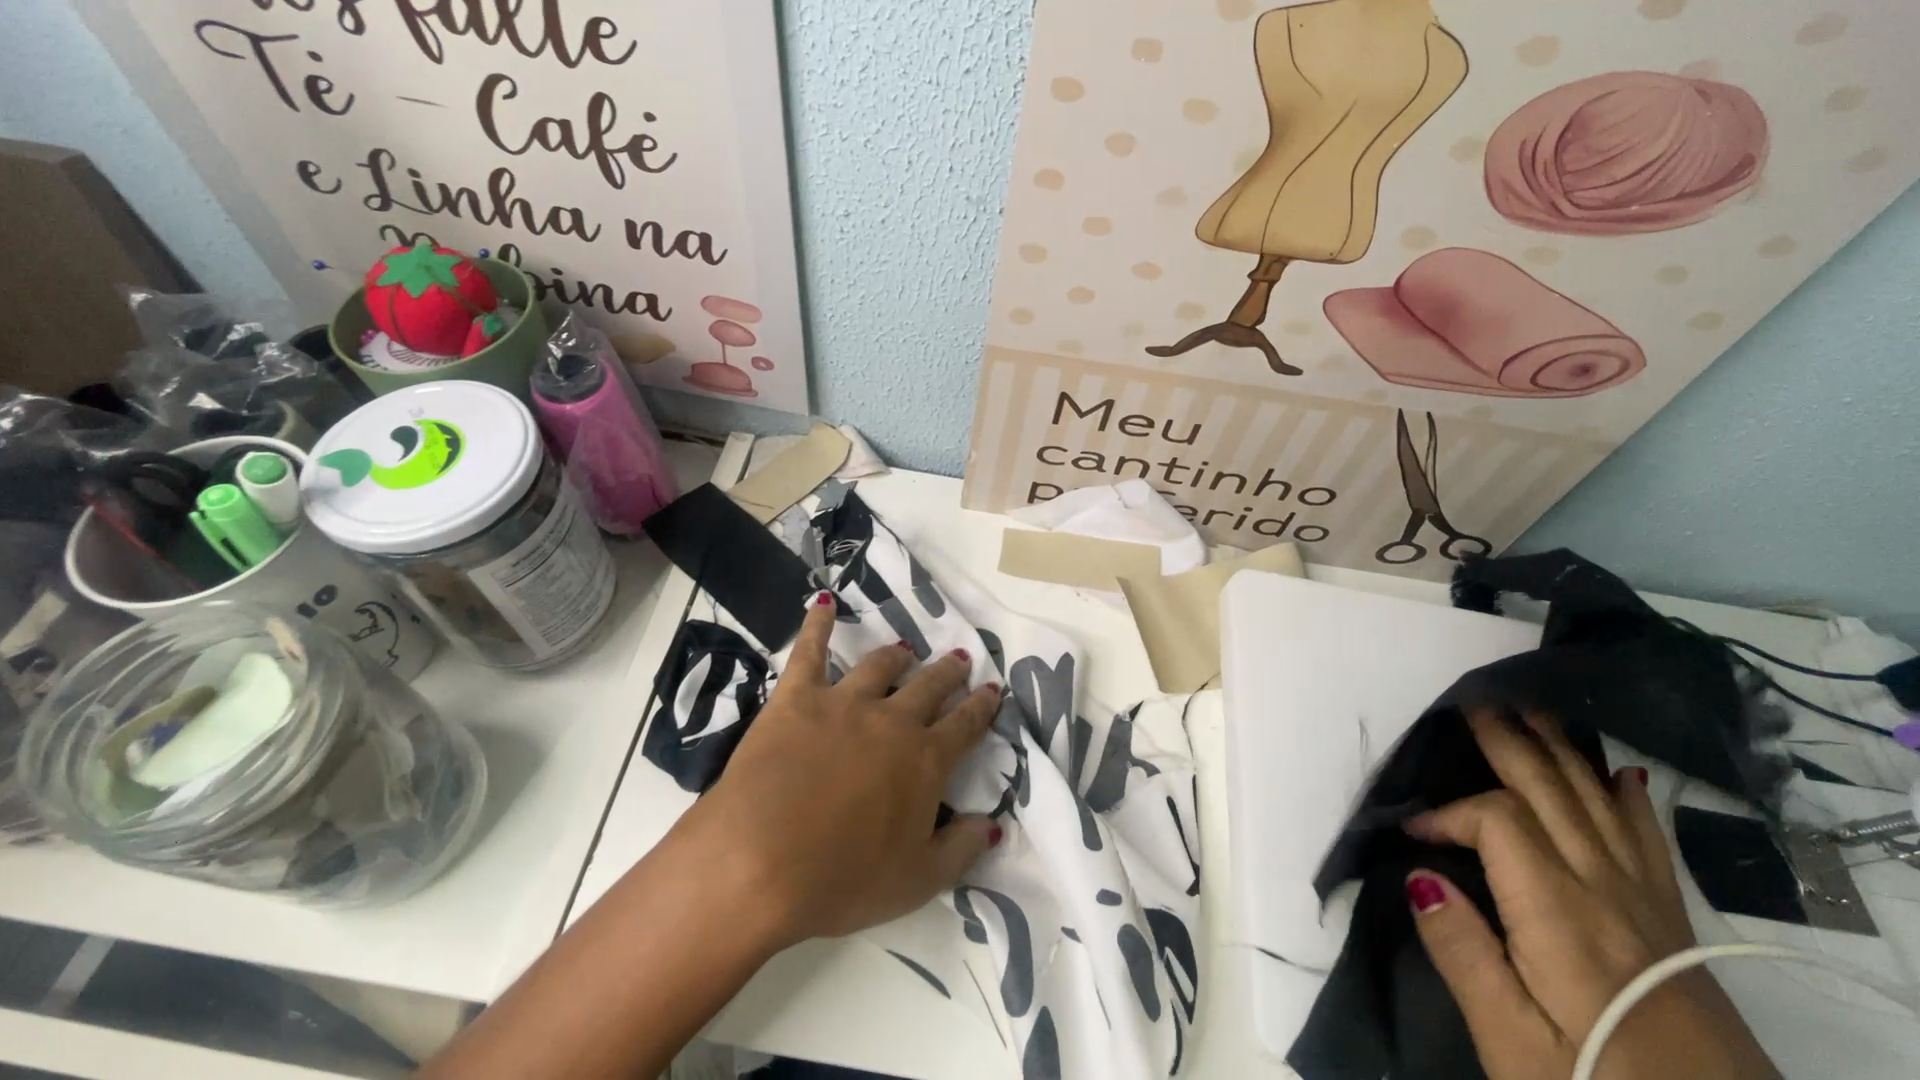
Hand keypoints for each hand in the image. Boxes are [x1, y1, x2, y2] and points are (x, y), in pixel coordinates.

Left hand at [667, 592, 1004, 950]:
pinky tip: (822, 605)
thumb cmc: (842, 879)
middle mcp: (892, 721)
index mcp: (926, 761)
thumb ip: (962, 849)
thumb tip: (993, 823)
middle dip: (947, 672)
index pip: (964, 726)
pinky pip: (810, 651)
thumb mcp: (918, 881)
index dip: (981, 708)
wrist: (758, 862)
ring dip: (896, 655)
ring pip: (879, 666)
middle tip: (958, 659)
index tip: (992, 691)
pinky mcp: (795, 697)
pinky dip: (817, 625)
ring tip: (905, 647)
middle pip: (928, 687)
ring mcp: (842, 703)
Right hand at [1404, 707, 1780, 1079]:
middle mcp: (1602, 887)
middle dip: (1510, 742)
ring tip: (1534, 713)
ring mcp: (1643, 899)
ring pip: (1598, 802)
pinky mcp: (1669, 920)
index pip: (1496, 820)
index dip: (1447, 812)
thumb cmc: (1591, 1079)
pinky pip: (1649, 840)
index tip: (1410, 833)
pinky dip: (1630, 799)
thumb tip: (1420, 874)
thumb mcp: (1510, 1038)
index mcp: (1554, 910)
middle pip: (1551, 792)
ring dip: (1562, 752)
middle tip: (1475, 700)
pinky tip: (1623, 775)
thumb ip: (1463, 952)